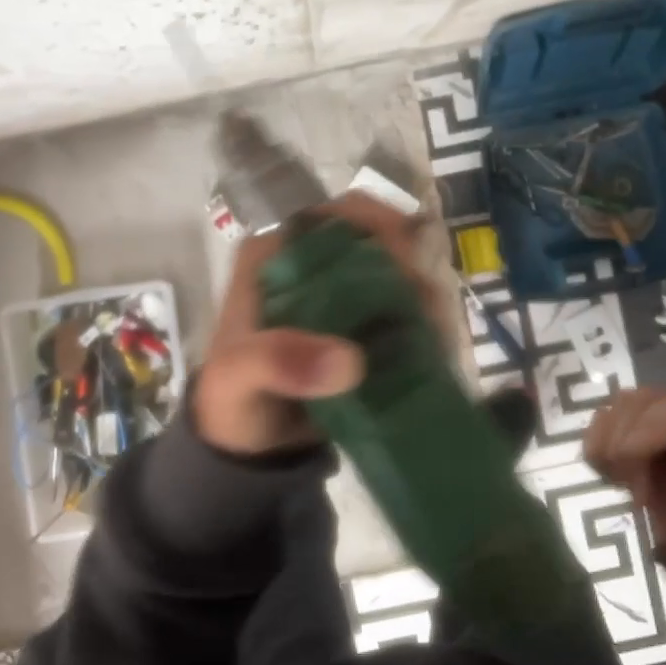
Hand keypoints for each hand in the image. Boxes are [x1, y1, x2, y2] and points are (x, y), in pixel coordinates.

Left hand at [192, 192, 438, 455]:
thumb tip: (349, 361)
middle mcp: (313, 265)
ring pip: (398, 274)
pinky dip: (425, 325)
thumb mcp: (237, 379)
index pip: (335, 216)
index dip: (379, 226)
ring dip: (424, 298)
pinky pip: (405, 314)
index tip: (407, 266)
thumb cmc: (232, 399)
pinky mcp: (363, 329)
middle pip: (378, 239)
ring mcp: (342, 296)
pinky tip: (433, 349)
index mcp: (276, 254)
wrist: (244, 449)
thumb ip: (277, 362)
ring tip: (433, 334)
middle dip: (411, 267)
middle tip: (427, 309)